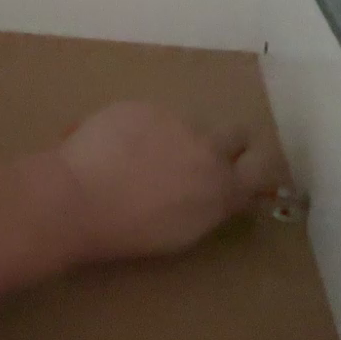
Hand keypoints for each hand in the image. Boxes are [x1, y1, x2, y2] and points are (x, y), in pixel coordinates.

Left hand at [55, 102, 281, 262]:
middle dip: (228, 142)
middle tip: (197, 157)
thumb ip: (208, 206)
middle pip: (238, 133)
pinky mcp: (148, 106)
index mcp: (221, 189)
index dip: (256, 165)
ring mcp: (179, 122)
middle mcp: (209, 150)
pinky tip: (113, 147)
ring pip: (189, 125)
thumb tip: (214, 193)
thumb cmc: (126, 232)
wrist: (78, 198)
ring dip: (175, 137)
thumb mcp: (180, 233)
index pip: (263, 167)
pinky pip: (152, 116)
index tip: (244, 169)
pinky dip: (140, 129)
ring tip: (138, 159)